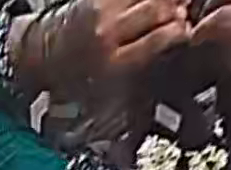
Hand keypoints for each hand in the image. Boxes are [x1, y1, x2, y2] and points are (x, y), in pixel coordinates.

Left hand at [18, 0, 190, 88]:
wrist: (43, 59)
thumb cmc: (74, 86)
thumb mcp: (105, 100)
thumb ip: (135, 92)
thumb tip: (166, 87)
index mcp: (115, 64)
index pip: (157, 40)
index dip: (178, 34)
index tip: (188, 33)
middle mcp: (109, 32)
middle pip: (154, 9)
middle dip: (174, 10)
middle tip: (184, 14)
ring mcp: (101, 9)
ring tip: (171, 4)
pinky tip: (150, 4)